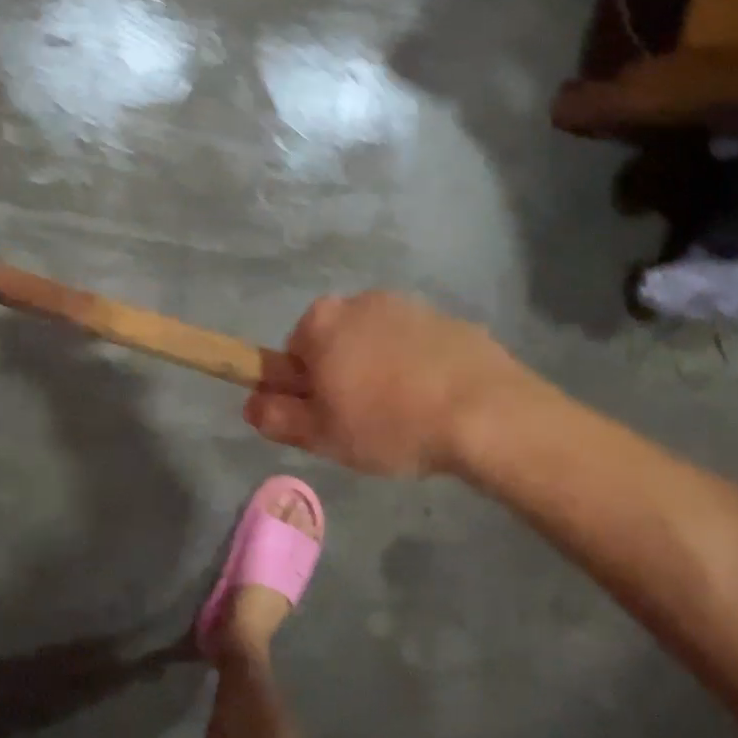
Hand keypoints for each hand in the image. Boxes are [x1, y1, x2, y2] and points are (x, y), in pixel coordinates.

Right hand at [244, 292, 539, 477]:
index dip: (304, 388)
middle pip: (337, 343)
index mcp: (322, 321)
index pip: (293, 352)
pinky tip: (437, 406)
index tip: (327, 418)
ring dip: (383, 372)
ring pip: (379, 344)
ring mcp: (409, 306)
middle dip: (344, 376)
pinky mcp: (450, 320)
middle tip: (364, 424)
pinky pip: (419, 348)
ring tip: (406, 419)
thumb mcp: (321, 435)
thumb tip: (251, 404)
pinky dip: (420, 370)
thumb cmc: (389, 423)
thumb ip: (276, 417)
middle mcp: (360, 302)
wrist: (485, 412)